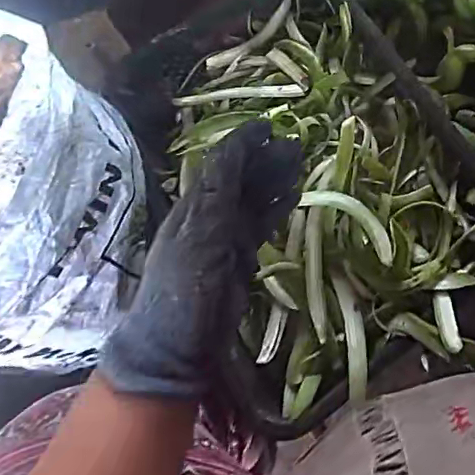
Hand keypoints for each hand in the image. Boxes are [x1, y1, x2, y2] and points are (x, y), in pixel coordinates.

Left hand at [100, 121, 302, 399]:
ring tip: (299, 165)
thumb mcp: (200, 235)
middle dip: (266, 159)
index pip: (223, 163)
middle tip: (296, 145)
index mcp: (196, 205)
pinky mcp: (239, 258)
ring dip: (275, 180)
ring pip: (254, 198)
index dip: (244, 143)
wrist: (175, 347)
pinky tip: (293, 199)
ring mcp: (225, 237)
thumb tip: (233, 149)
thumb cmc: (183, 289)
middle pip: (243, 178)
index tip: (269, 127)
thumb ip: (217, 192)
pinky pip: (261, 224)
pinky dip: (277, 209)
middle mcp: (210, 215)